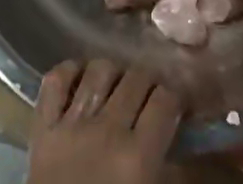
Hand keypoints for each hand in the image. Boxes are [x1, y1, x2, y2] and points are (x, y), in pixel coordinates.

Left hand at [28, 60, 181, 183]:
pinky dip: (69, 71)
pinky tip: (80, 80)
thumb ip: (174, 173)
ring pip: (99, 70)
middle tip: (149, 97)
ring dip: (114, 73)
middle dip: (149, 82)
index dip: (175, 98)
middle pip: (136, 78)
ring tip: (118, 88)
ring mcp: (71, 123)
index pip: (166, 100)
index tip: (177, 107)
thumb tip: (200, 147)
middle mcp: (106, 129)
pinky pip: (54, 79)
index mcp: (137, 156)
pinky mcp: (42, 125)